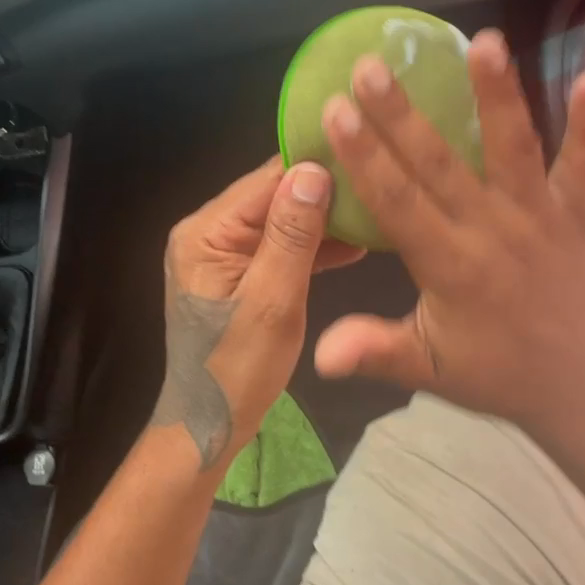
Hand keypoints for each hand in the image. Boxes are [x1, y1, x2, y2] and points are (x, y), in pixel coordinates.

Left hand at [153, 161, 364, 470]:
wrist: (208, 425)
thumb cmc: (237, 370)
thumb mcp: (272, 301)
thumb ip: (292, 235)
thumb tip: (313, 170)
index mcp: (206, 232)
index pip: (264, 182)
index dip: (314, 169)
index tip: (366, 158)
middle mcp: (207, 232)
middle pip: (270, 196)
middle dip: (322, 193)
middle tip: (379, 186)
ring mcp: (220, 253)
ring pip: (278, 220)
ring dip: (321, 220)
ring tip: (374, 213)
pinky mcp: (235, 273)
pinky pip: (276, 246)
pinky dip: (310, 247)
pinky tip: (354, 245)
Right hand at [312, 29, 584, 431]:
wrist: (582, 388)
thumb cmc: (494, 371)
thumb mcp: (427, 367)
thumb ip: (374, 351)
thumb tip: (317, 355)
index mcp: (451, 266)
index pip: (397, 201)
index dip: (364, 155)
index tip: (335, 109)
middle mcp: (493, 231)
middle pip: (441, 163)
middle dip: (401, 114)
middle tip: (373, 65)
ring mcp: (540, 217)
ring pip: (515, 149)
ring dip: (499, 95)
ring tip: (486, 41)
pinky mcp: (576, 213)